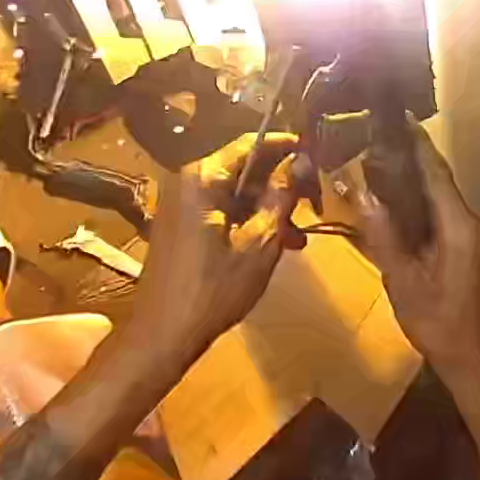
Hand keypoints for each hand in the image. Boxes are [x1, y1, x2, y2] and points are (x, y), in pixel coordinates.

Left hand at [130, 133, 307, 363]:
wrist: (162, 336)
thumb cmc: (213, 290)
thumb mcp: (259, 243)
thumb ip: (282, 196)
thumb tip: (304, 160)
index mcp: (204, 177)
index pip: (252, 143)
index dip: (287, 146)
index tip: (317, 155)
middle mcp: (189, 180)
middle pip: (245, 167)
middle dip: (281, 185)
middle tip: (314, 204)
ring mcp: (182, 201)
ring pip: (237, 192)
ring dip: (268, 208)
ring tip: (298, 238)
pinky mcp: (182, 222)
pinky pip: (222, 208)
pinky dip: (248, 221)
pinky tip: (273, 245)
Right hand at [353, 124, 479, 381]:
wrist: (470, 359)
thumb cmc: (437, 321)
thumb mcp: (402, 279)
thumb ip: (382, 235)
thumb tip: (360, 193)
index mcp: (458, 225)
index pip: (436, 172)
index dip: (418, 143)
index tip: (398, 116)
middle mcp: (468, 222)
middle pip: (438, 179)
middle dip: (411, 154)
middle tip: (378, 133)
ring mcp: (468, 234)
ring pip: (438, 195)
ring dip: (413, 176)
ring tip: (379, 157)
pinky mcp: (462, 246)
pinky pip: (438, 212)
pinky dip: (417, 199)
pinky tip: (393, 198)